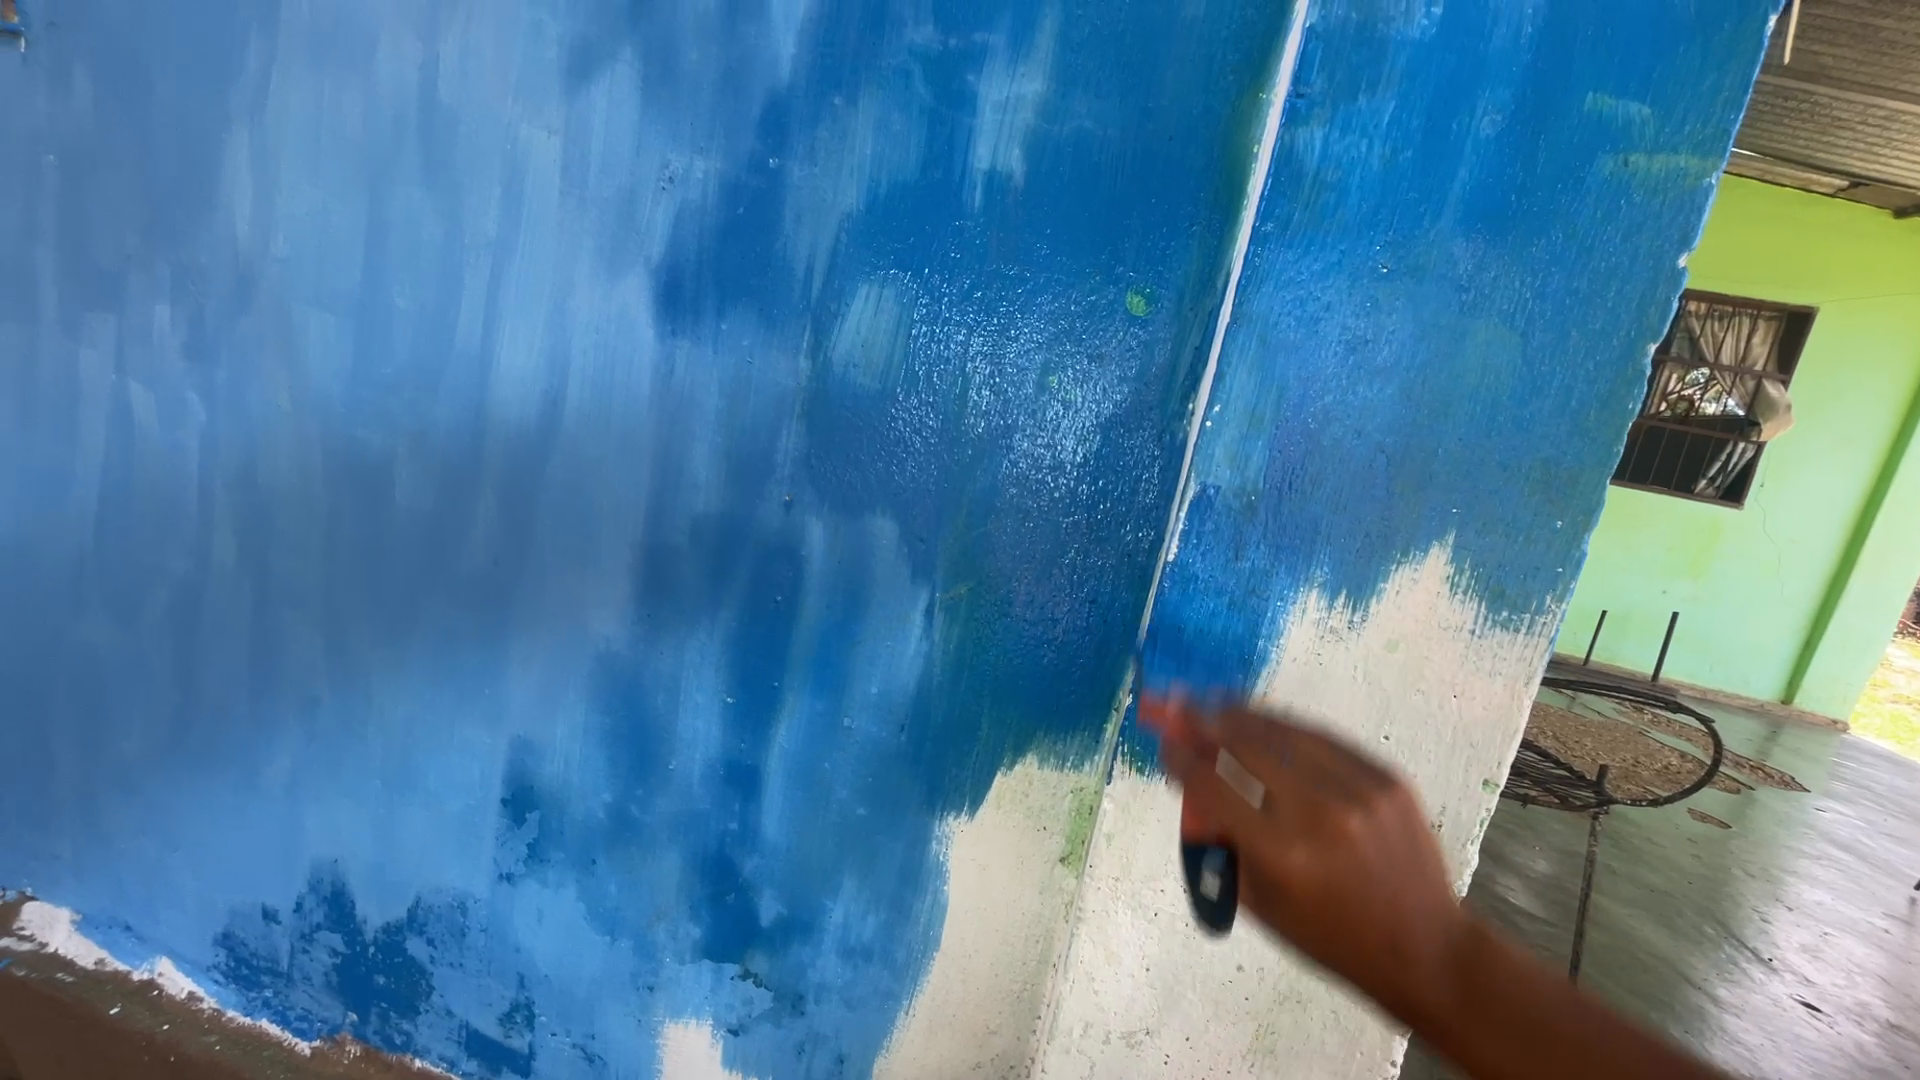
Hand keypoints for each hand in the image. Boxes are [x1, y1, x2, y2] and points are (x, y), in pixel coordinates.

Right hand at [1141, 693, 1468, 1023]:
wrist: (1427, 947)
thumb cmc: (1329, 936)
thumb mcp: (1259, 902)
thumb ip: (1223, 838)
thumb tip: (1192, 775)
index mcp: (1281, 853)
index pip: (1213, 786)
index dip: (1181, 757)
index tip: (1163, 738)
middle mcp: (1318, 812)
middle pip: (1242, 746)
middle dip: (1202, 722)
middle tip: (1176, 703)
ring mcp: (1357, 789)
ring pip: (1281, 733)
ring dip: (1238, 715)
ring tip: (1212, 702)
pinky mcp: (1385, 776)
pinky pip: (1320, 738)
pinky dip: (1284, 727)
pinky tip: (1263, 720)